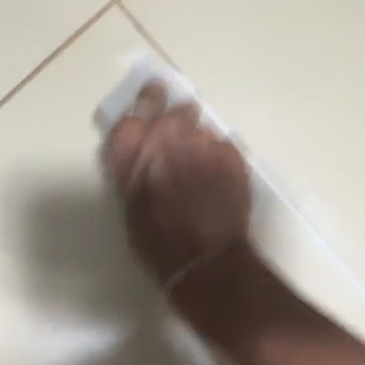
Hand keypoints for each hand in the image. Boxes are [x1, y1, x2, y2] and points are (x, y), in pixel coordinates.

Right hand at [105, 80, 252, 288]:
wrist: (207, 262)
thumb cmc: (161, 245)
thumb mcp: (131, 208)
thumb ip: (133, 170)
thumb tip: (142, 149)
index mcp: (135, 153)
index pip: (135, 111)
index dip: (144, 105)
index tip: (151, 102)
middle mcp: (168, 137)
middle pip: (174, 108)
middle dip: (176, 117)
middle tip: (180, 135)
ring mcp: (204, 143)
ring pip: (202, 125)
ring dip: (199, 139)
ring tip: (202, 167)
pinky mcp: (232, 154)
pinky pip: (224, 143)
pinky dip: (221, 156)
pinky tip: (219, 179)